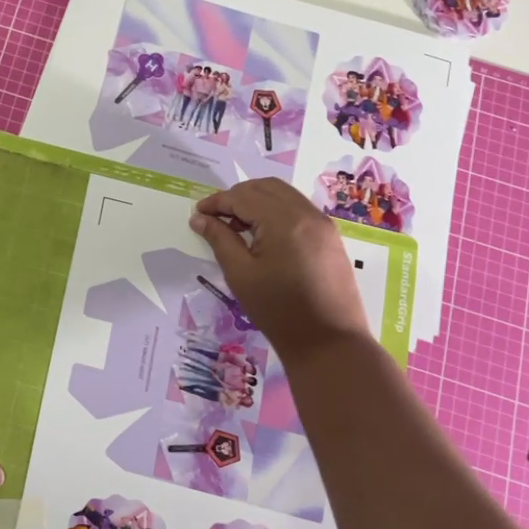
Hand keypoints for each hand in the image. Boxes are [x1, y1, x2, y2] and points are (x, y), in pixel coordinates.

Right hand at [188, 179, 374, 362]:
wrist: (329, 341)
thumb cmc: (278, 310)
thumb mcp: (240, 274)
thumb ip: (220, 240)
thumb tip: (200, 219)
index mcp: (283, 221)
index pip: (243, 197)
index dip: (217, 202)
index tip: (198, 215)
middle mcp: (306, 214)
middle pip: (265, 187)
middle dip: (237, 196)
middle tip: (216, 217)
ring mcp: (323, 224)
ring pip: (284, 195)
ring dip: (257, 201)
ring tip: (238, 226)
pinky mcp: (330, 237)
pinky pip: (298, 209)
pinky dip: (276, 211)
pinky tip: (263, 235)